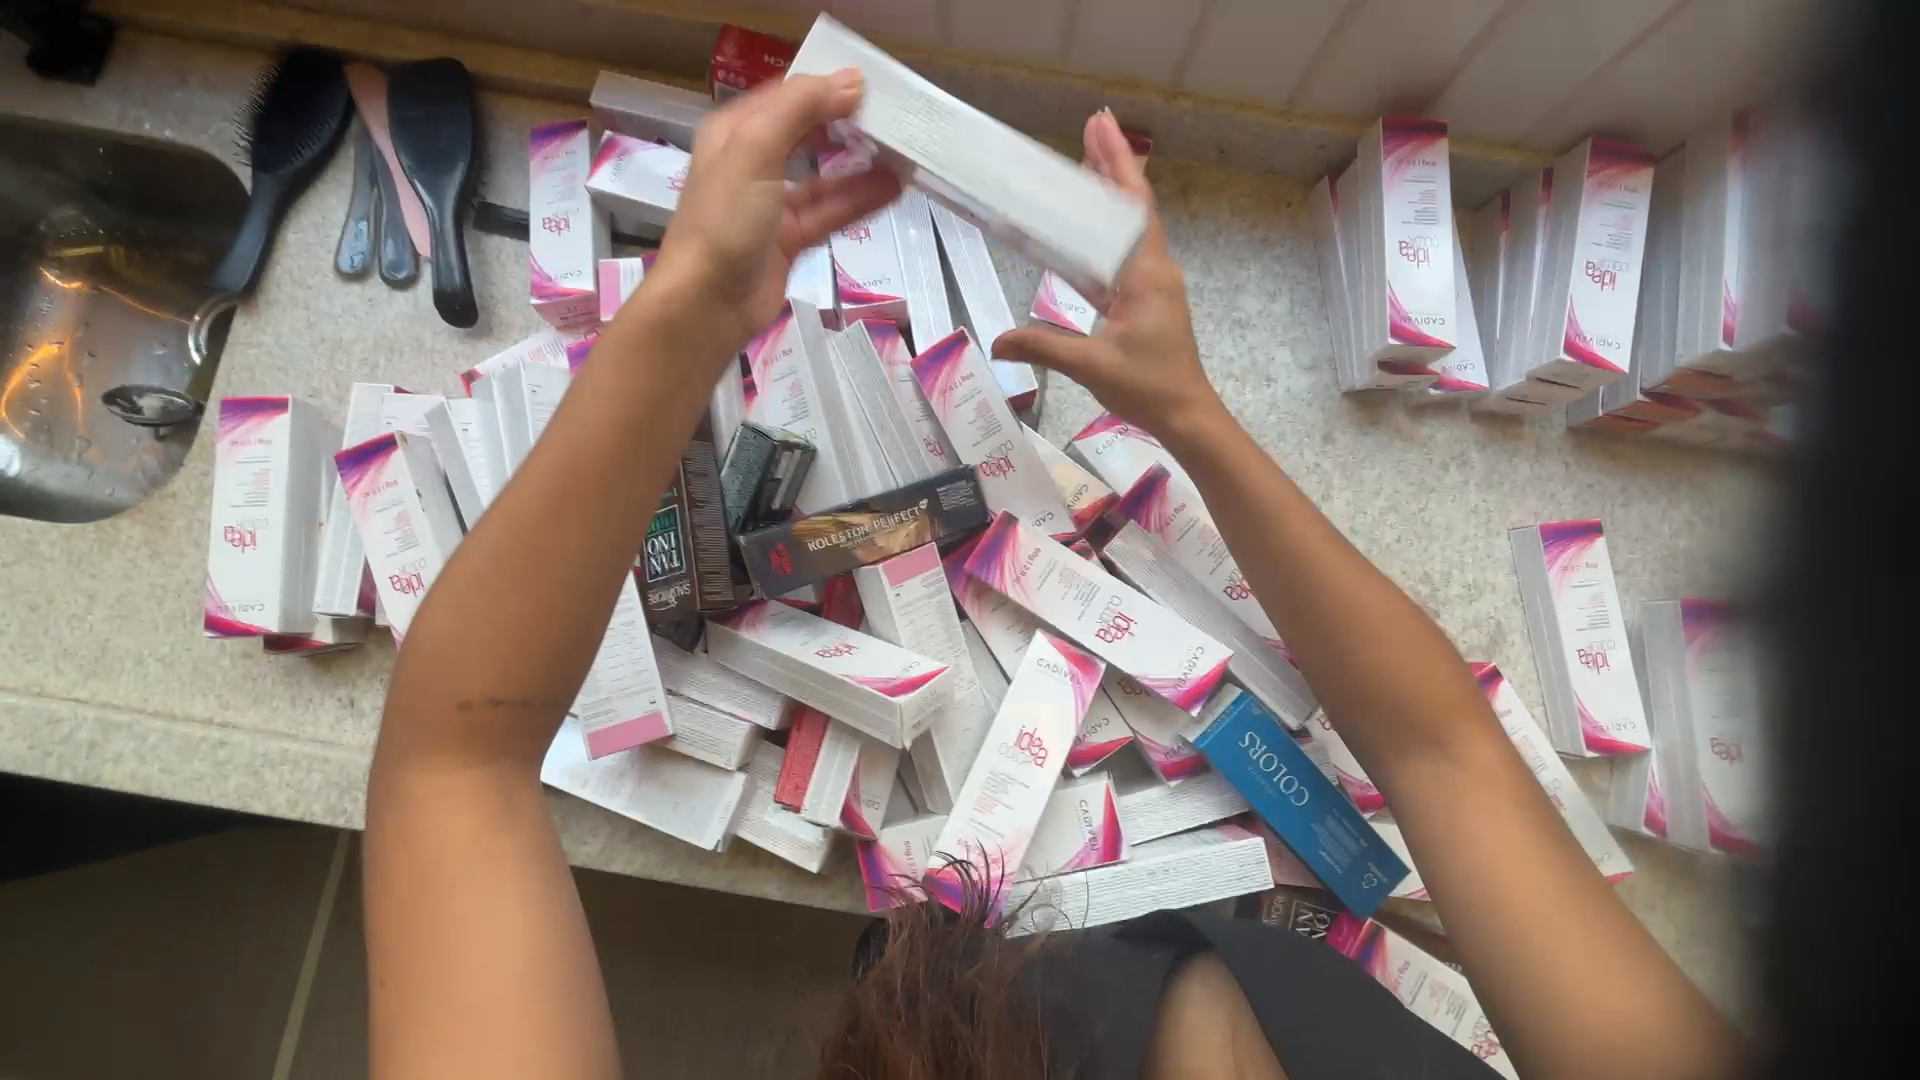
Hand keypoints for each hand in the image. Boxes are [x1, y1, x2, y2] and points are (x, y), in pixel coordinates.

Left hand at [643, 71, 900, 355]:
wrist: (709, 301)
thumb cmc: (725, 220)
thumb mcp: (755, 149)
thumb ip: (800, 109)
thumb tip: (852, 82)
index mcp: (736, 132)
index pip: (786, 98)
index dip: (826, 89)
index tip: (872, 89)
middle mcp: (754, 163)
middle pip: (807, 135)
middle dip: (846, 127)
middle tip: (893, 121)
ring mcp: (774, 205)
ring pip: (824, 178)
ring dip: (861, 167)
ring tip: (903, 156)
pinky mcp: (791, 240)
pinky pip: (830, 212)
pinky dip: (859, 201)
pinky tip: (891, 190)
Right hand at [991, 110, 1222, 440]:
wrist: (1185, 415)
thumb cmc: (1147, 387)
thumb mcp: (1091, 367)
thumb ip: (1044, 348)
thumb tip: (996, 344)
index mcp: (1147, 275)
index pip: (1132, 207)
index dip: (1116, 165)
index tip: (1099, 126)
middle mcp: (1155, 271)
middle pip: (1133, 207)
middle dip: (1113, 166)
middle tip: (1090, 127)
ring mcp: (1153, 286)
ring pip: (1129, 230)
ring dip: (1109, 197)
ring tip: (1085, 164)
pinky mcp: (1146, 302)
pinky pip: (1123, 256)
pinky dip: (1103, 234)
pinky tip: (1083, 229)